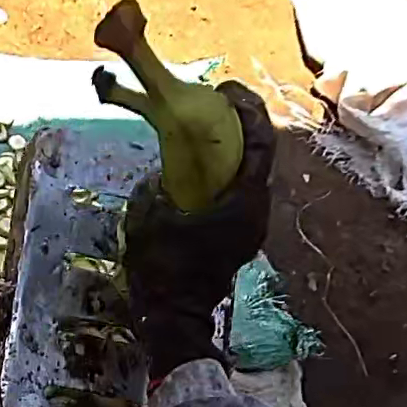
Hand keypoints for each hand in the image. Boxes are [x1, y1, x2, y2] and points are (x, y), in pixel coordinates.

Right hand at [122, 81, 275, 379]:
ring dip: (228, 153)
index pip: (258, 140)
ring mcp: (251, 226)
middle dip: (237, 127)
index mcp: (242, 200)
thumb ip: (153, 193)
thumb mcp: (148, 224)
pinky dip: (220, 178)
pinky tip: (196, 178)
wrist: (174, 317)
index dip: (245, 108)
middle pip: (258, 154)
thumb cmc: (163, 270)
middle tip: (209, 109)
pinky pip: (236, 195)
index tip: (224, 88)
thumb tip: (158, 177)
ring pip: (247, 175)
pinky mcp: (239, 239)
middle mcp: (257, 209)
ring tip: (200, 139)